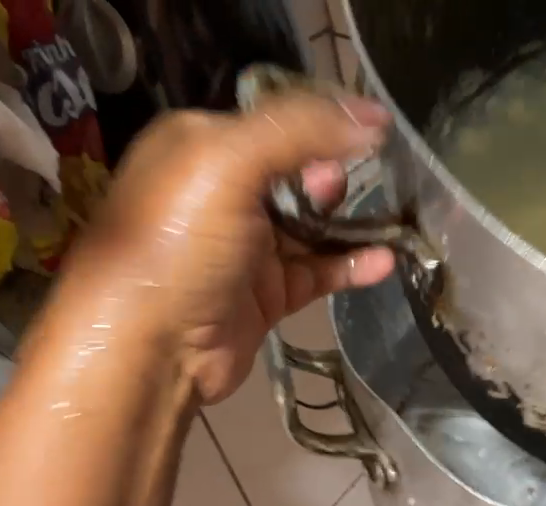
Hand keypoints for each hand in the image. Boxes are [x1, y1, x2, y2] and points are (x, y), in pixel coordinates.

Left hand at [79, 94, 397, 402]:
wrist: (152, 346)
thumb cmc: (180, 243)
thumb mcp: (229, 163)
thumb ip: (299, 131)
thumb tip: (374, 118)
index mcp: (202, 145)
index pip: (275, 121)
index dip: (325, 123)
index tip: (375, 132)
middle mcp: (224, 192)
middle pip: (298, 173)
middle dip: (336, 173)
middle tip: (359, 182)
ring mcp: (248, 247)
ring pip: (314, 227)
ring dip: (353, 224)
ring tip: (393, 222)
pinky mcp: (268, 294)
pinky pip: (319, 272)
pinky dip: (352, 266)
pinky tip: (384, 263)